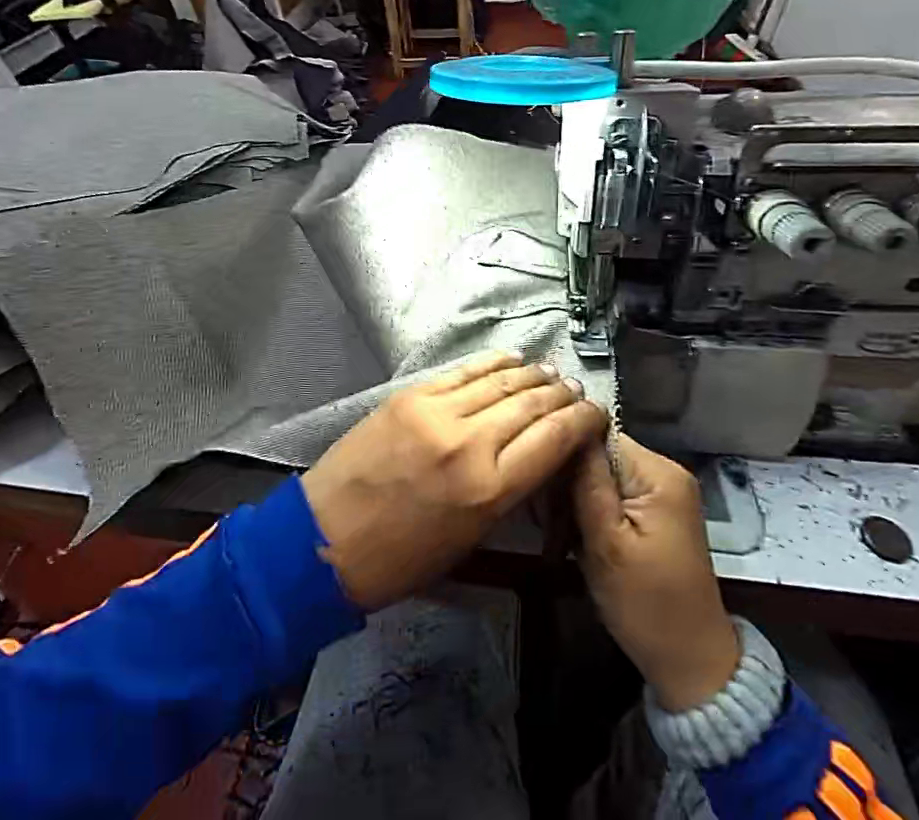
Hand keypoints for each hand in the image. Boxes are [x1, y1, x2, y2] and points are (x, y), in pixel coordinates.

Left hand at [301, 351, 606, 609]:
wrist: (322, 543)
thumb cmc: (402, 559)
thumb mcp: (472, 538)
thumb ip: (513, 490)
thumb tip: (542, 452)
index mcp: (489, 489)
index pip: (555, 438)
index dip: (584, 421)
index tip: (597, 414)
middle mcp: (470, 442)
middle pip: (533, 404)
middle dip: (563, 396)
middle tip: (577, 392)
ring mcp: (437, 413)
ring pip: (502, 381)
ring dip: (534, 375)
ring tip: (551, 373)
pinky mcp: (410, 396)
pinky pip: (463, 371)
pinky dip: (494, 362)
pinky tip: (513, 359)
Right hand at [574, 434, 740, 711]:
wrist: (690, 658)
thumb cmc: (645, 604)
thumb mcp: (606, 544)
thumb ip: (586, 484)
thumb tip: (569, 428)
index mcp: (658, 473)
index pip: (599, 436)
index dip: (564, 455)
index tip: (538, 487)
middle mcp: (665, 471)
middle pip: (600, 455)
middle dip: (568, 485)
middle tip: (547, 525)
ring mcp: (664, 492)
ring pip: (603, 477)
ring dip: (577, 503)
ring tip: (559, 538)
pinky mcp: (658, 513)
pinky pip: (616, 496)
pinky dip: (593, 515)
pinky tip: (577, 540)